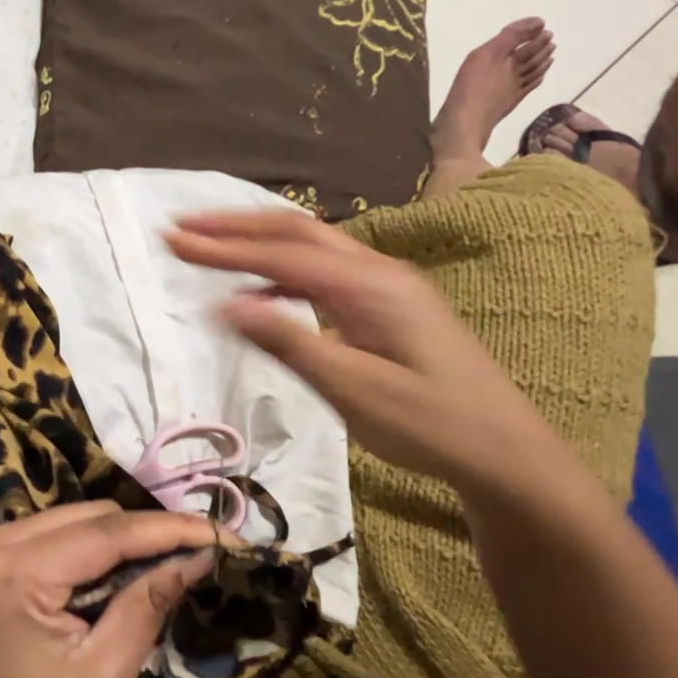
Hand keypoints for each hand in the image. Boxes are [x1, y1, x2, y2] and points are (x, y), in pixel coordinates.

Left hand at [0, 502, 217, 677]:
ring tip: (168, 566)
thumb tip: (195, 556)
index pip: (108, 531)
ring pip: (77, 518)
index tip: (224, 533)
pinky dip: (95, 547)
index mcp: (19, 570)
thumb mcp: (106, 674)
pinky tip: (123, 574)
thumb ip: (147, 605)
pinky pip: (59, 532)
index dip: (170, 528)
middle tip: (200, 556)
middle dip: (149, 533)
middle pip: (93, 515)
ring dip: (123, 539)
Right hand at [165, 210, 565, 489]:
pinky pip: (321, 271)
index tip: (173, 240)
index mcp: (371, 286)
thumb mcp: (353, 389)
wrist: (504, 451)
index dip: (223, 246)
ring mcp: (385, 285)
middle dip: (234, 226)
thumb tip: (223, 305)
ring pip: (309, 246)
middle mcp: (378, 271)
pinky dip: (279, 270)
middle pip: (295, 230)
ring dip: (255, 242)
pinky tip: (256, 290)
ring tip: (206, 248)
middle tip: (181, 227)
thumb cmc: (430, 425)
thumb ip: (288, 343)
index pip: (281, 254)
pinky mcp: (385, 305)